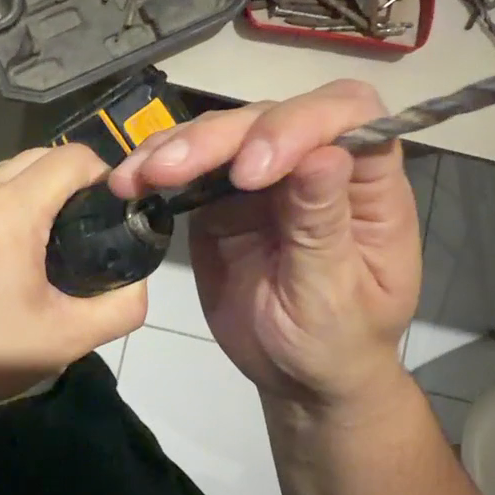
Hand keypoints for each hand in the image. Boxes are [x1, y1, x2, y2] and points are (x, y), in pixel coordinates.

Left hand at [0, 144, 146, 408]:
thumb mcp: (71, 338)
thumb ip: (123, 304)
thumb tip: (137, 280)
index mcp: (9, 212)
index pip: (71, 157)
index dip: (102, 176)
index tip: (110, 213)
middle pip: (37, 157)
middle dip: (69, 182)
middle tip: (85, 229)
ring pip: (3, 173)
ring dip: (32, 192)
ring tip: (44, 241)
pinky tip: (1, 252)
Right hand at [106, 81, 420, 414]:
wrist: (295, 377)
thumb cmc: (336, 341)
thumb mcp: (335, 295)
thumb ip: (323, 224)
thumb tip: (323, 154)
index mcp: (366, 184)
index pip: (348, 117)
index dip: (299, 124)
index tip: (252, 170)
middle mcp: (315, 166)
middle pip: (271, 117)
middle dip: (218, 138)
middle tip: (170, 171)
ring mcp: (263, 180)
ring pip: (223, 133)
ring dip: (177, 147)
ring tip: (135, 177)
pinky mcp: (219, 201)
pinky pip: (189, 168)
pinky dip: (156, 168)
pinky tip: (129, 181)